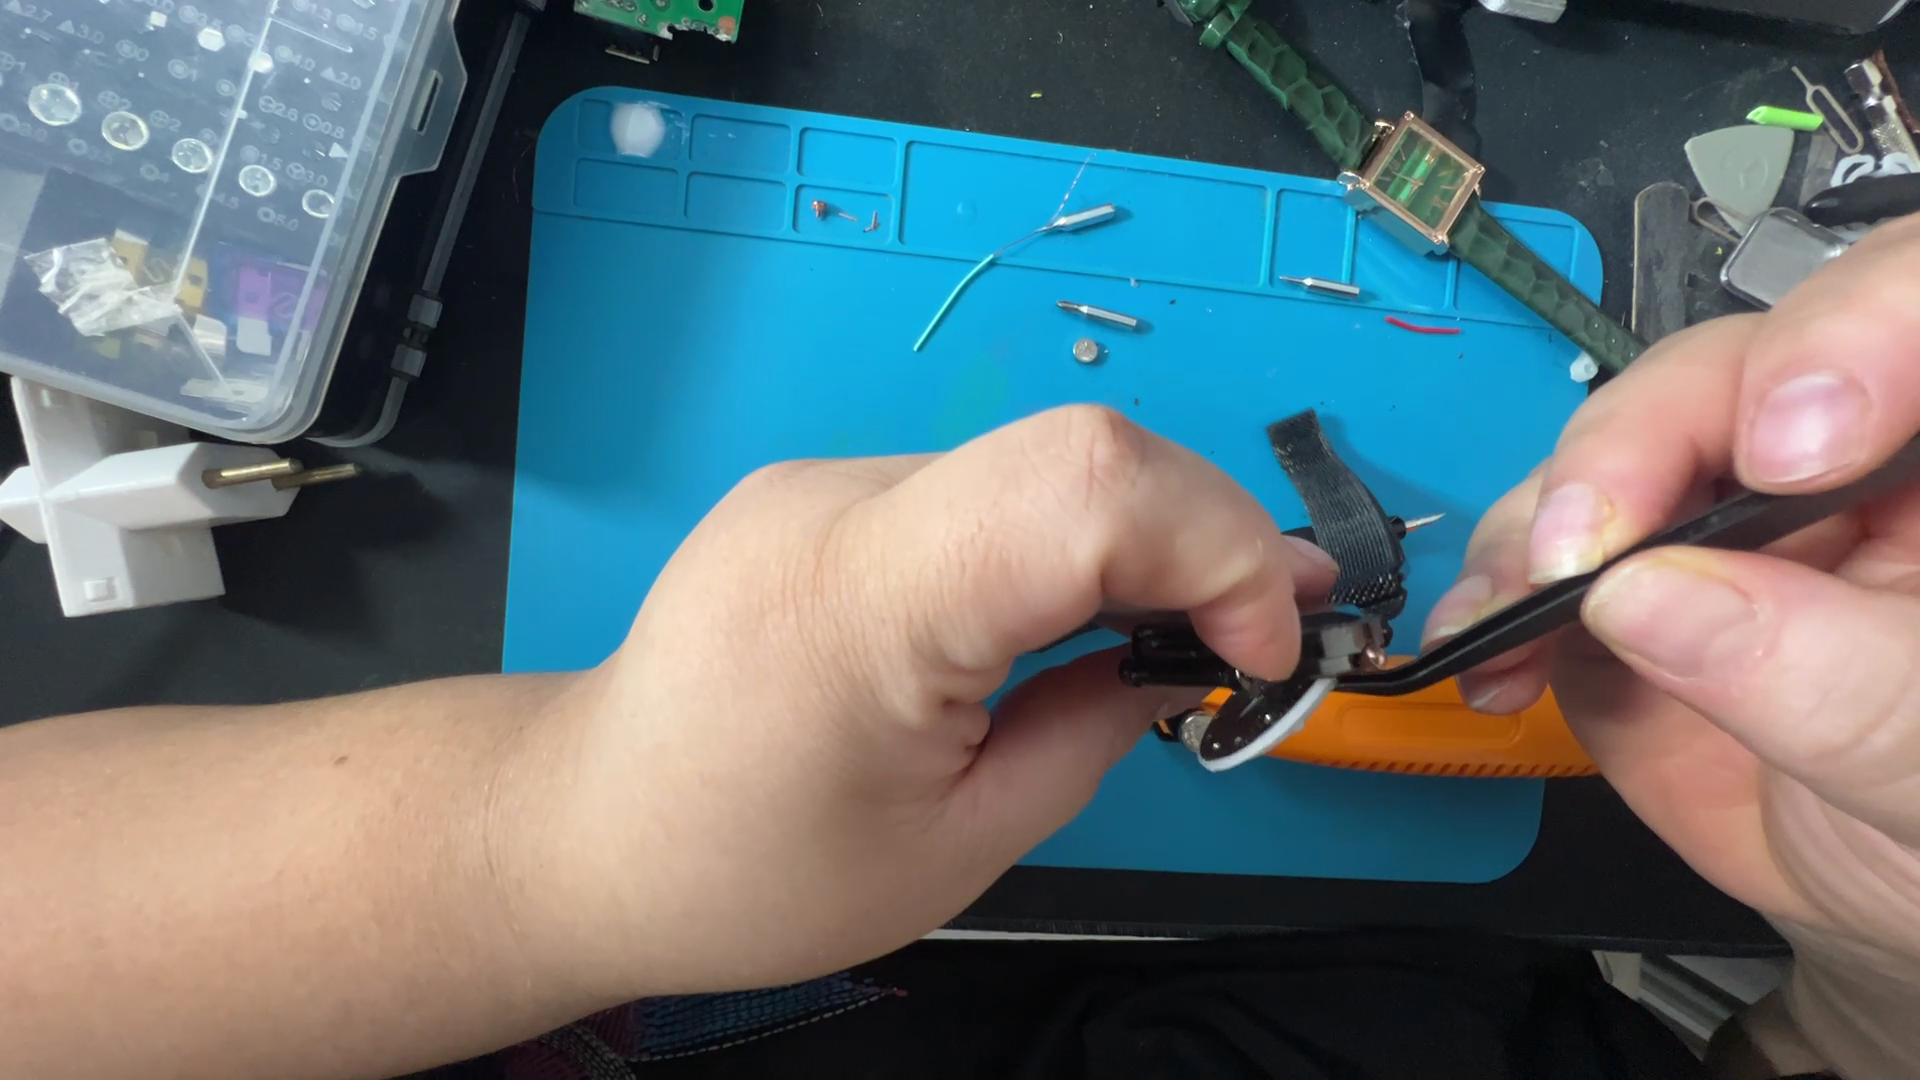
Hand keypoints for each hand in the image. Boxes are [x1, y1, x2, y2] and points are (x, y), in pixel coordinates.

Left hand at [517, 406, 1333, 997]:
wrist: (587, 820)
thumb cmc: (756, 874)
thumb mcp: (960, 844)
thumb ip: (1094, 731)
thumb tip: (1191, 656)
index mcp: (865, 597)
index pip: (1085, 490)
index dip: (1218, 548)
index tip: (1263, 646)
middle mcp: (841, 500)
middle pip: (1077, 453)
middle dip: (1202, 532)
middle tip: (1260, 621)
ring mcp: (827, 480)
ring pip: (1037, 466)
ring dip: (1138, 535)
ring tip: (1186, 615)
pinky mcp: (826, 491)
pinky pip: (982, 490)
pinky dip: (1063, 539)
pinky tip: (1074, 603)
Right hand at [1423, 216, 1919, 1076]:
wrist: (1893, 896)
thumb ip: (1832, 680)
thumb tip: (1641, 597)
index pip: (1912, 313)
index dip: (1841, 340)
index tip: (1781, 454)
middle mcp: (1815, 469)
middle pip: (1701, 385)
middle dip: (1616, 457)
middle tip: (1570, 552)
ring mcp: (1692, 526)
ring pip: (1580, 471)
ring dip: (1520, 542)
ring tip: (1501, 629)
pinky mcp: (1602, 584)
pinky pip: (1517, 560)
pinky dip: (1481, 603)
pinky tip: (1482, 657)